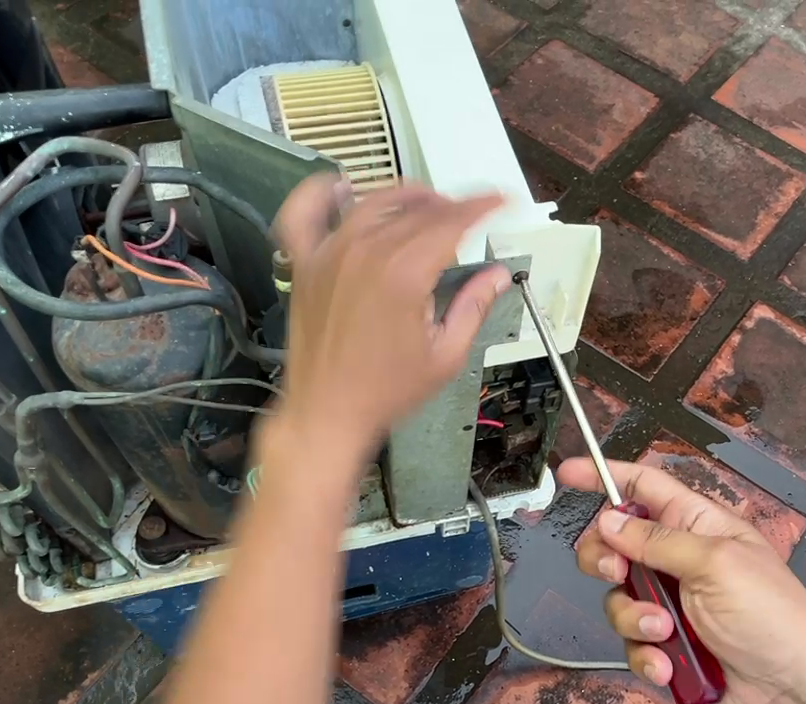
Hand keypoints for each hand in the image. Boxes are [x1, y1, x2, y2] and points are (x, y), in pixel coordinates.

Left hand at [272, 176, 510, 455]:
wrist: (328, 413)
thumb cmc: (386, 392)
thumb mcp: (444, 356)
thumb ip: (472, 307)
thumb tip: (496, 277)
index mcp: (405, 273)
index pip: (453, 222)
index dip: (483, 207)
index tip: (501, 201)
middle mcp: (366, 251)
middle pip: (417, 209)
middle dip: (451, 206)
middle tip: (470, 216)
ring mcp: (330, 253)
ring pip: (372, 200)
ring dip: (406, 196)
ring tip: (427, 204)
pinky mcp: (305, 264)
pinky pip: (304, 212)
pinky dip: (322, 193)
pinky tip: (342, 188)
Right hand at [567, 458, 805, 703]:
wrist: (790, 691)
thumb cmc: (771, 615)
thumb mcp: (717, 564)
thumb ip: (658, 541)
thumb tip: (608, 520)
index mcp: (696, 526)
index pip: (643, 488)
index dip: (605, 476)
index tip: (568, 473)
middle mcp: (676, 560)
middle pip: (614, 544)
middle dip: (605, 558)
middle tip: (617, 571)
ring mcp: (669, 604)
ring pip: (617, 598)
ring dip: (634, 617)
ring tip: (666, 633)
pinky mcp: (664, 644)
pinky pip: (631, 642)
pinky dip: (645, 656)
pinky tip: (668, 667)